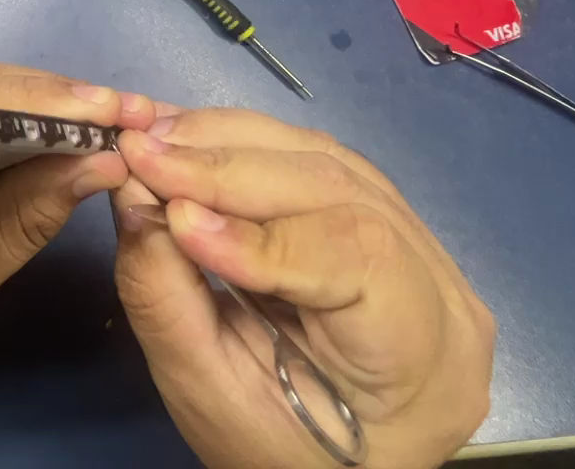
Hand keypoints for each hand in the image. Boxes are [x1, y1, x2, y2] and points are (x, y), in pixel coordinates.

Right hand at [111, 104, 493, 468]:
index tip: (173, 215)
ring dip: (224, 139)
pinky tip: (183, 138)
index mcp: (425, 361)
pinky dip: (237, 140)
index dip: (259, 231)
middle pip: (335, 188)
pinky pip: (307, 157)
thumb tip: (134, 199)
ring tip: (150, 139)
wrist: (322, 464)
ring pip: (319, 156)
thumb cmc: (271, 447)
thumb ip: (165, 299)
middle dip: (223, 166)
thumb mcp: (206, 394)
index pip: (357, 259)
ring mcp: (415, 240)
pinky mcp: (375, 213)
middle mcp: (440, 285)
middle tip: (136, 150)